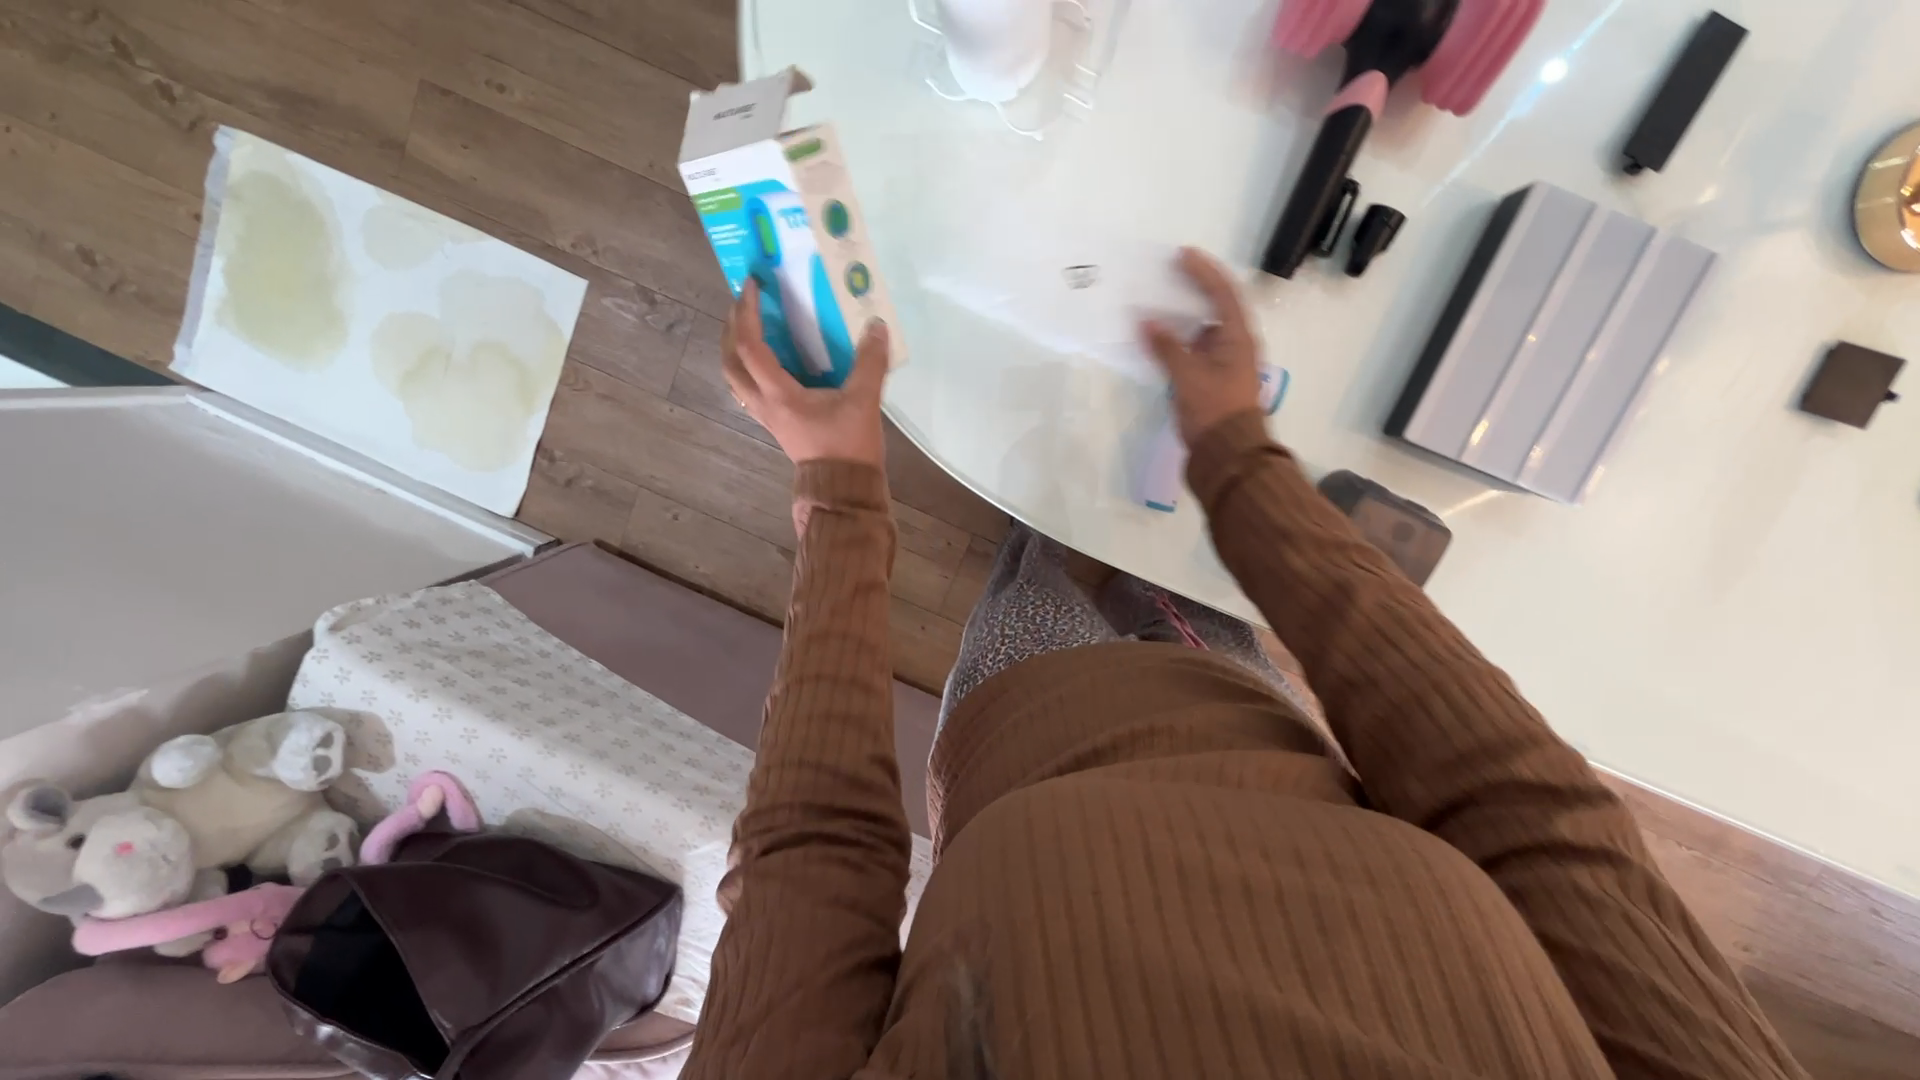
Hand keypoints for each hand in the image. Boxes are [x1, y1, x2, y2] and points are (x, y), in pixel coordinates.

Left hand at [723, 280, 888, 467]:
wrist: (844, 490)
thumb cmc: (849, 446)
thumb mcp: (864, 401)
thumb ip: (870, 362)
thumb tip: (876, 326)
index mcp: (778, 395)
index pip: (750, 346)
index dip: (748, 312)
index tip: (754, 285)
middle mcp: (764, 404)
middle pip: (730, 361)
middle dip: (732, 328)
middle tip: (745, 303)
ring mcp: (767, 416)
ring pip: (735, 377)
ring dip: (736, 349)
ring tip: (751, 327)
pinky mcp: (777, 424)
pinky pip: (750, 389)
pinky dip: (751, 368)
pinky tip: (770, 359)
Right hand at [1141, 247, 1264, 444]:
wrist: (1228, 456)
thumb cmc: (1213, 411)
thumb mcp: (1187, 377)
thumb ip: (1167, 347)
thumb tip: (1147, 322)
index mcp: (1237, 338)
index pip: (1222, 293)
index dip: (1203, 271)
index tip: (1182, 255)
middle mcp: (1236, 345)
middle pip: (1218, 306)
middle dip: (1195, 288)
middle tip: (1171, 272)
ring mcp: (1226, 364)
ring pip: (1205, 328)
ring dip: (1185, 314)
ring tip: (1161, 301)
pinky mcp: (1214, 381)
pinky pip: (1196, 349)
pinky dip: (1180, 339)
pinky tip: (1161, 338)